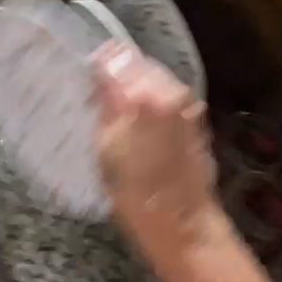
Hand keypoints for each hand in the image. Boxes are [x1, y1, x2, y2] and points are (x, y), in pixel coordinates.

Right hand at [91, 42, 219, 258]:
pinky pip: (168, 96)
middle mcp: (168, 92)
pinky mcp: (196, 118)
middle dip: (119, 72)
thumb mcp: (104, 146)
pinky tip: (140, 121)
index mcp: (140, 96)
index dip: (97, 64)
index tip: (86, 71)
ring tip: (118, 106)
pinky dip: (153, 101)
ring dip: (136, 86)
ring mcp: (186, 104)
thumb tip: (100, 73)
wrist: (181, 220)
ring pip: (154, 78)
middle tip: (98, 90)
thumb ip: (104, 103)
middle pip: (137, 65)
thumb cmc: (132, 189)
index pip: (113, 61)